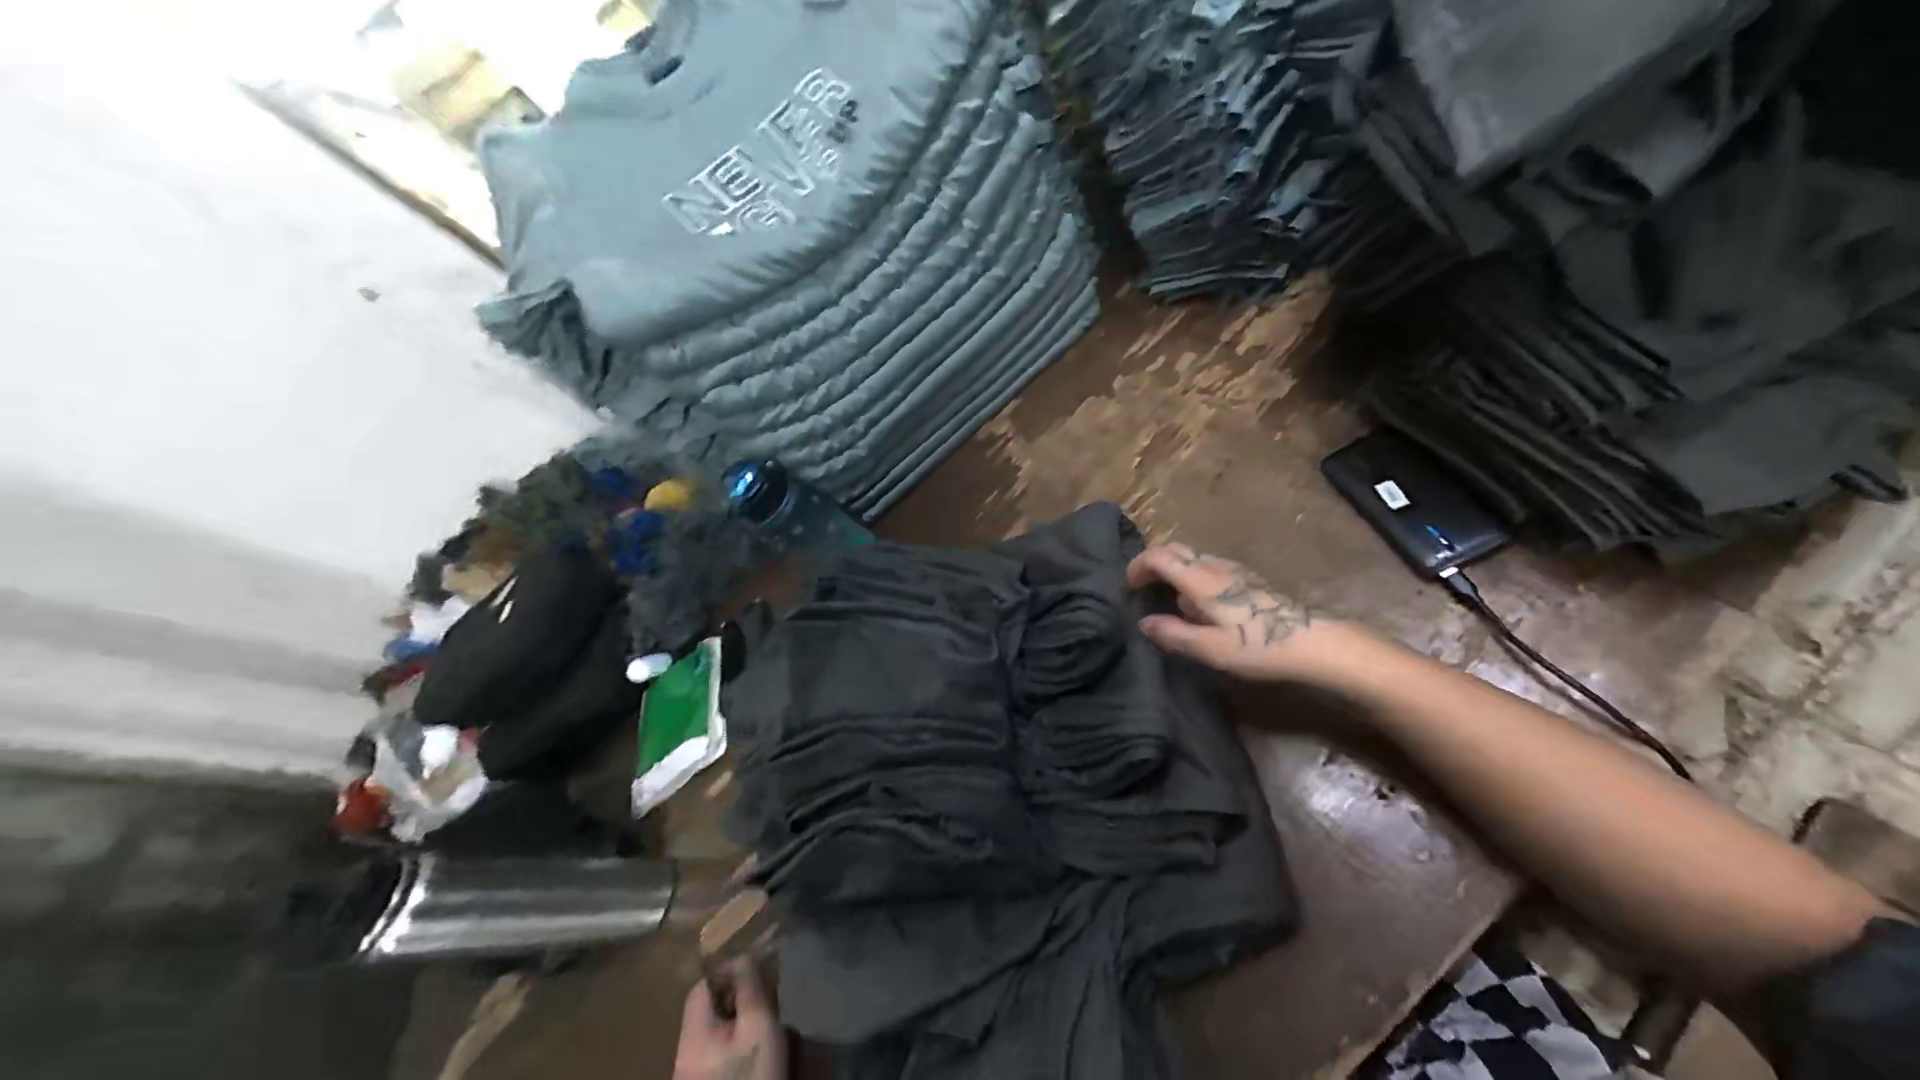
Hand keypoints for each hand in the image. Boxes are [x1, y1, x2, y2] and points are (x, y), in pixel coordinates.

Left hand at [672, 960, 785, 1079]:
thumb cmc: (750, 1076)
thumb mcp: (758, 1026)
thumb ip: (749, 986)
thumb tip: (743, 955)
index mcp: (691, 1031)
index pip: (702, 985)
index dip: (728, 971)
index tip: (757, 970)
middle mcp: (684, 1052)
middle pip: (709, 1009)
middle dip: (739, 997)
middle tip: (768, 998)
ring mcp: (692, 1075)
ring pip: (717, 1031)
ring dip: (742, 1021)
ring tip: (769, 1023)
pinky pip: (721, 1053)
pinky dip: (740, 1044)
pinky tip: (760, 1052)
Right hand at [1126, 543, 1320, 680]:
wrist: (1315, 643)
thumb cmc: (1258, 645)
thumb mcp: (1210, 649)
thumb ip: (1173, 633)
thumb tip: (1144, 622)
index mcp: (1201, 580)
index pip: (1160, 556)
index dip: (1138, 565)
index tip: (1128, 586)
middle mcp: (1215, 567)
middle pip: (1176, 549)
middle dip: (1153, 562)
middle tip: (1142, 586)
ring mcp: (1234, 570)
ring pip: (1194, 557)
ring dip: (1174, 569)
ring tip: (1168, 600)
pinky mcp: (1249, 579)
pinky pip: (1209, 567)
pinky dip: (1192, 576)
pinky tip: (1201, 606)